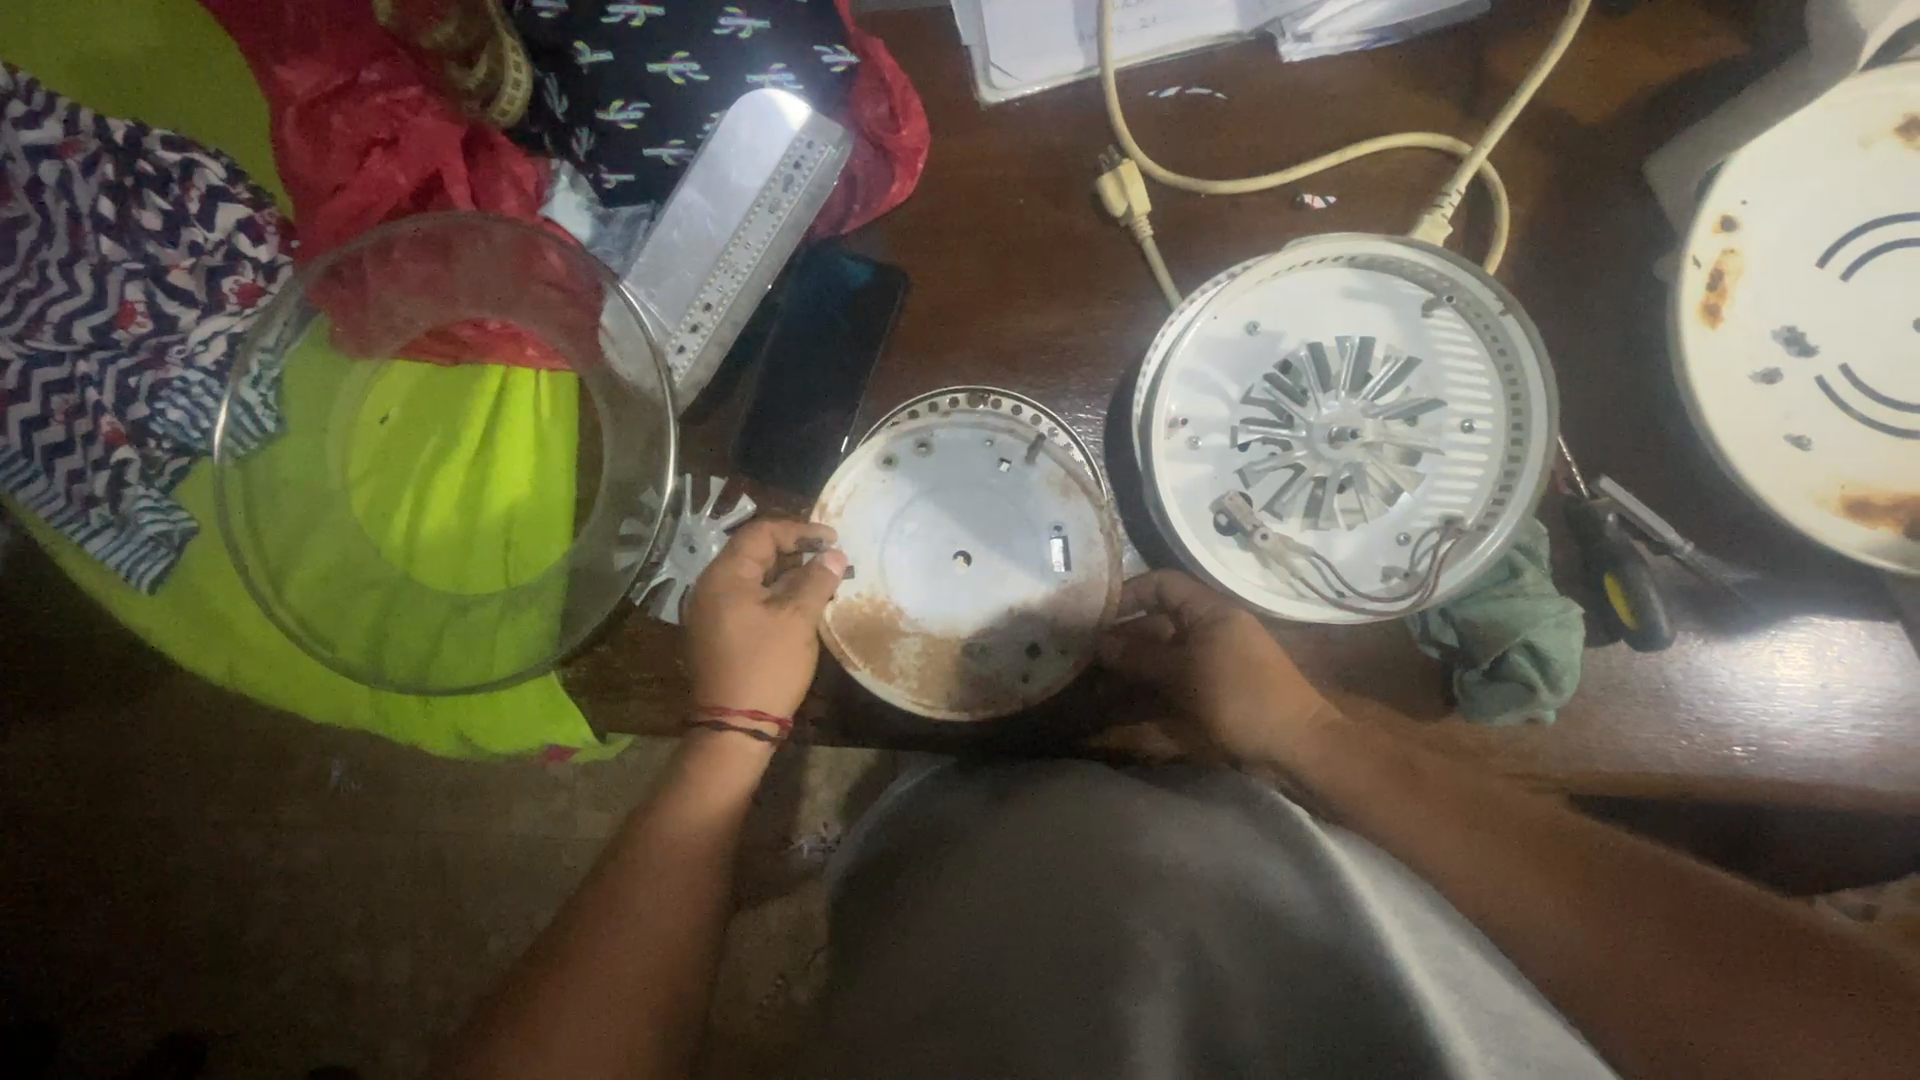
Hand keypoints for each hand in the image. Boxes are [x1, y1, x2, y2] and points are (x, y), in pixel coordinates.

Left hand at [684, 519, 848, 723]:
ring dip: (789, 575)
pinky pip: (751, 600)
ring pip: (755, 579)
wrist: (736, 727)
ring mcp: (713, 612)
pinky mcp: (721, 633)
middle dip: (796, 551)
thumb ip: (816, 580)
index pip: (761, 533)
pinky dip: (778, 595)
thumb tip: (834, 554)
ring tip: (824, 580)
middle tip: (832, 558)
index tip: (833, 539)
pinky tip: (804, 605)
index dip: (800, 530)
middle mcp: (712, 587)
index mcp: (724, 576)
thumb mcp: (797, 619)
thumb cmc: (766, 665)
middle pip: (755, 553)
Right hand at [1097, 570, 1340, 762]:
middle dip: (1121, 638)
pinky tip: (1118, 706)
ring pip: (1159, 657)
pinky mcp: (1210, 694)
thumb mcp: (1185, 674)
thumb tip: (1100, 641)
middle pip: (1156, 623)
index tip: (1097, 615)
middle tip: (1086, 655)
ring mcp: (1209, 664)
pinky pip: (1170, 684)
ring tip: (1094, 683)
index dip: (1129, 593)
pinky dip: (1145, 692)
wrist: (1296, 748)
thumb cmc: (1242, 698)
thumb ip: (1141, 656)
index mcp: (1210, 612)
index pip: (1163, 584)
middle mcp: (1208, 632)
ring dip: (1128, 669)